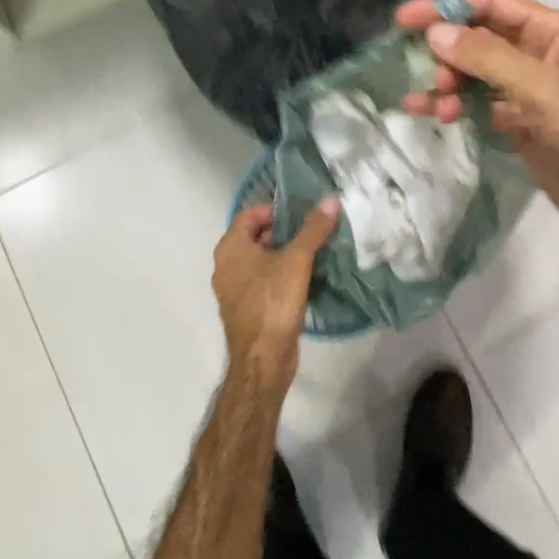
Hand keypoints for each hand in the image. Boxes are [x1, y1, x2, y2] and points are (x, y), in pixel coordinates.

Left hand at [211, 198, 340, 390]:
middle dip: (285, 231)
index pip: (250, 213)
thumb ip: (313, 229)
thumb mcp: (296, 261)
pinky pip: (266, 281)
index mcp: (230, 248)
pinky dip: (283, 275)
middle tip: (315, 229)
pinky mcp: (249, 308)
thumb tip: (331, 199)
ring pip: (262, 260)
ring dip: (287, 254)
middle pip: (257, 236)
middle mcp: (227, 265)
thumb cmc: (273, 303)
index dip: (276, 209)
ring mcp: (236, 289)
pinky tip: (308, 278)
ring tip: (317, 250)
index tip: (303, 213)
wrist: (263, 360)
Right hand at [396, 0, 558, 252]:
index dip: (447, 7)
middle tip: (424, 76)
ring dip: (446, 82)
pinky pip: (478, 105)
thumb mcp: (545, 92)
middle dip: (446, 51)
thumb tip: (435, 33)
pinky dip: (455, 107)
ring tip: (424, 105)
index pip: (492, 4)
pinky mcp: (521, 125)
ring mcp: (529, 92)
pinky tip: (435, 117)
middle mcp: (540, 55)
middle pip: (478, 38)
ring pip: (474, 74)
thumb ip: (489, 59)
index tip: (404, 20)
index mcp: (555, 33)